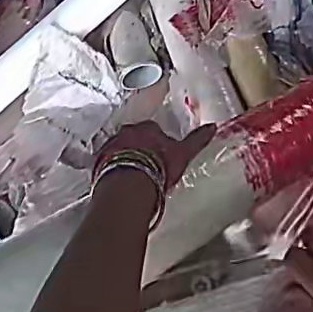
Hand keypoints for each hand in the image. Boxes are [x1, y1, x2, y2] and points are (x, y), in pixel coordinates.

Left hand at [94, 121, 215, 191]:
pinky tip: (119, 178)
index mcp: (148, 128)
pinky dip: (113, 166)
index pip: (154, 129)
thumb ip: (197, 140)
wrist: (130, 184)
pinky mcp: (100, 160)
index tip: (161, 152)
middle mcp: (128, 132)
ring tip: (134, 173)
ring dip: (125, 156)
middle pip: (134, 136)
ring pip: (120, 147)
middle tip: (147, 162)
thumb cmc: (158, 167)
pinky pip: (107, 160)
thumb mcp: (183, 153)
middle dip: (140, 146)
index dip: (158, 141)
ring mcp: (112, 145)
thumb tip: (212, 127)